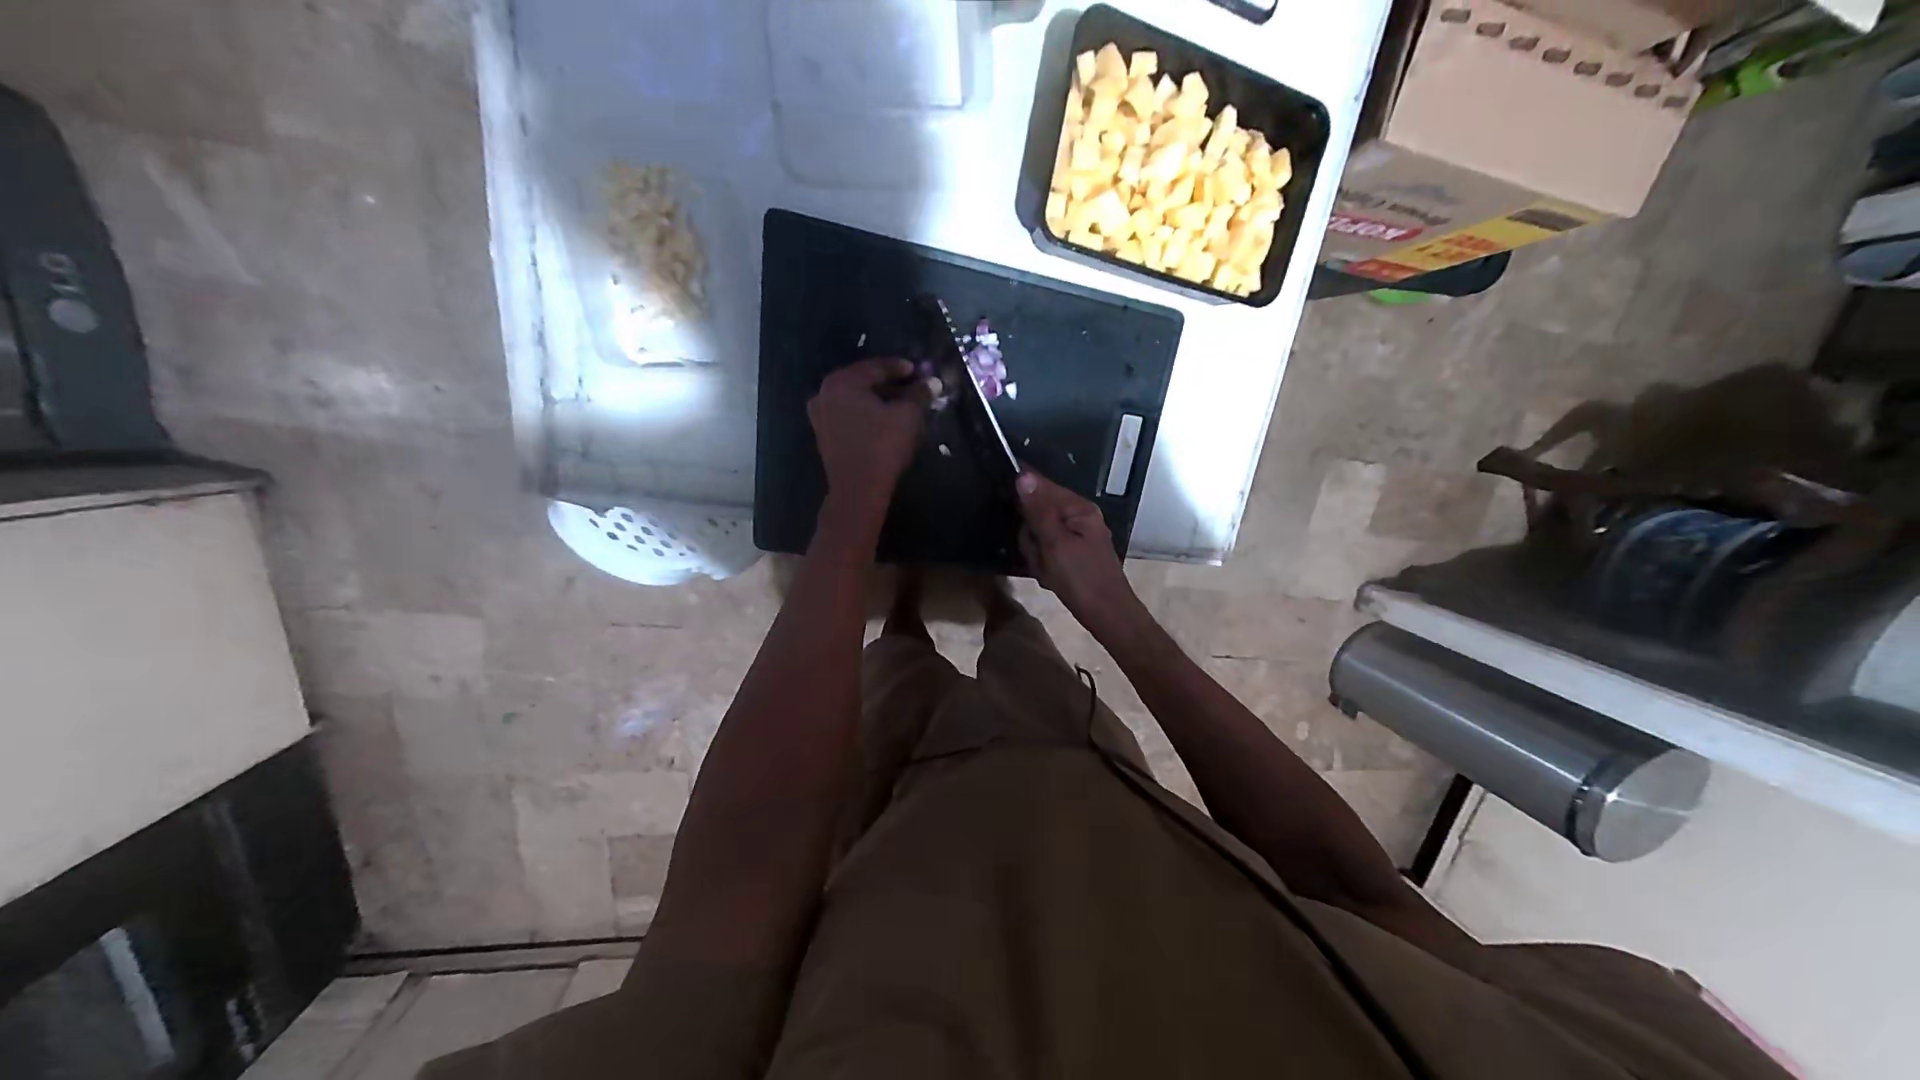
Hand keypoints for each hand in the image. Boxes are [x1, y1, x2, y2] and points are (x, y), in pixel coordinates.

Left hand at [808, 358, 934, 516]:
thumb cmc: (883, 446)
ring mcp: (820, 416)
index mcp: (842, 382)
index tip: (918, 371)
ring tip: (900, 405)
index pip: (876, 366)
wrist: (857, 490)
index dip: (900, 367)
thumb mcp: (908, 415)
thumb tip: (931, 381)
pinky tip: (883, 421)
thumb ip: (919, 393)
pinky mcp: (823, 436)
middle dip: (888, 383)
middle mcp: (824, 393)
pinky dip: (866, 414)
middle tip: (911, 386)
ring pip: (854, 400)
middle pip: (863, 381)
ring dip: (877, 400)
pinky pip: (848, 416)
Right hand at [1015, 467, 1143, 633]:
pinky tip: (1050, 576)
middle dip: (1030, 533)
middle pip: (1038, 511)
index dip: (1022, 492)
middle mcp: (1080, 516)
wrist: (1107, 615)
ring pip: (1040, 533)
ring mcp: (1078, 535)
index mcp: (1078, 508)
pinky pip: (1048, 549)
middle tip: (1038, 555)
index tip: (1006, 504)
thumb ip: (1038, 510)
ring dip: (1036, 552)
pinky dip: (1044, 562)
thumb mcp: (1055, 543)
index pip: (1043, 485)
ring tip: (1045, 570)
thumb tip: (1023, 476)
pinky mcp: (1074, 553)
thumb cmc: (1081, 579)